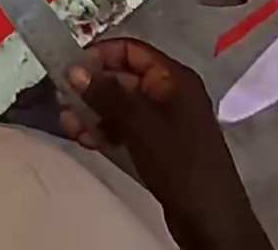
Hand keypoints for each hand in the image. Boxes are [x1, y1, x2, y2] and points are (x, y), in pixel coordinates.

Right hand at [63, 38, 272, 249]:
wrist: (213, 228)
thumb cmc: (179, 163)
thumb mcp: (139, 123)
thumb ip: (105, 94)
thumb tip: (73, 70)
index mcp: (173, 78)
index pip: (130, 50)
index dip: (100, 54)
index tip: (73, 67)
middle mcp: (170, 94)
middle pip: (122, 78)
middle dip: (92, 88)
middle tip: (64, 98)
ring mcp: (165, 122)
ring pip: (121, 105)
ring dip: (93, 111)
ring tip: (69, 123)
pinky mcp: (159, 147)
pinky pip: (126, 127)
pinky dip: (105, 130)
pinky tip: (84, 138)